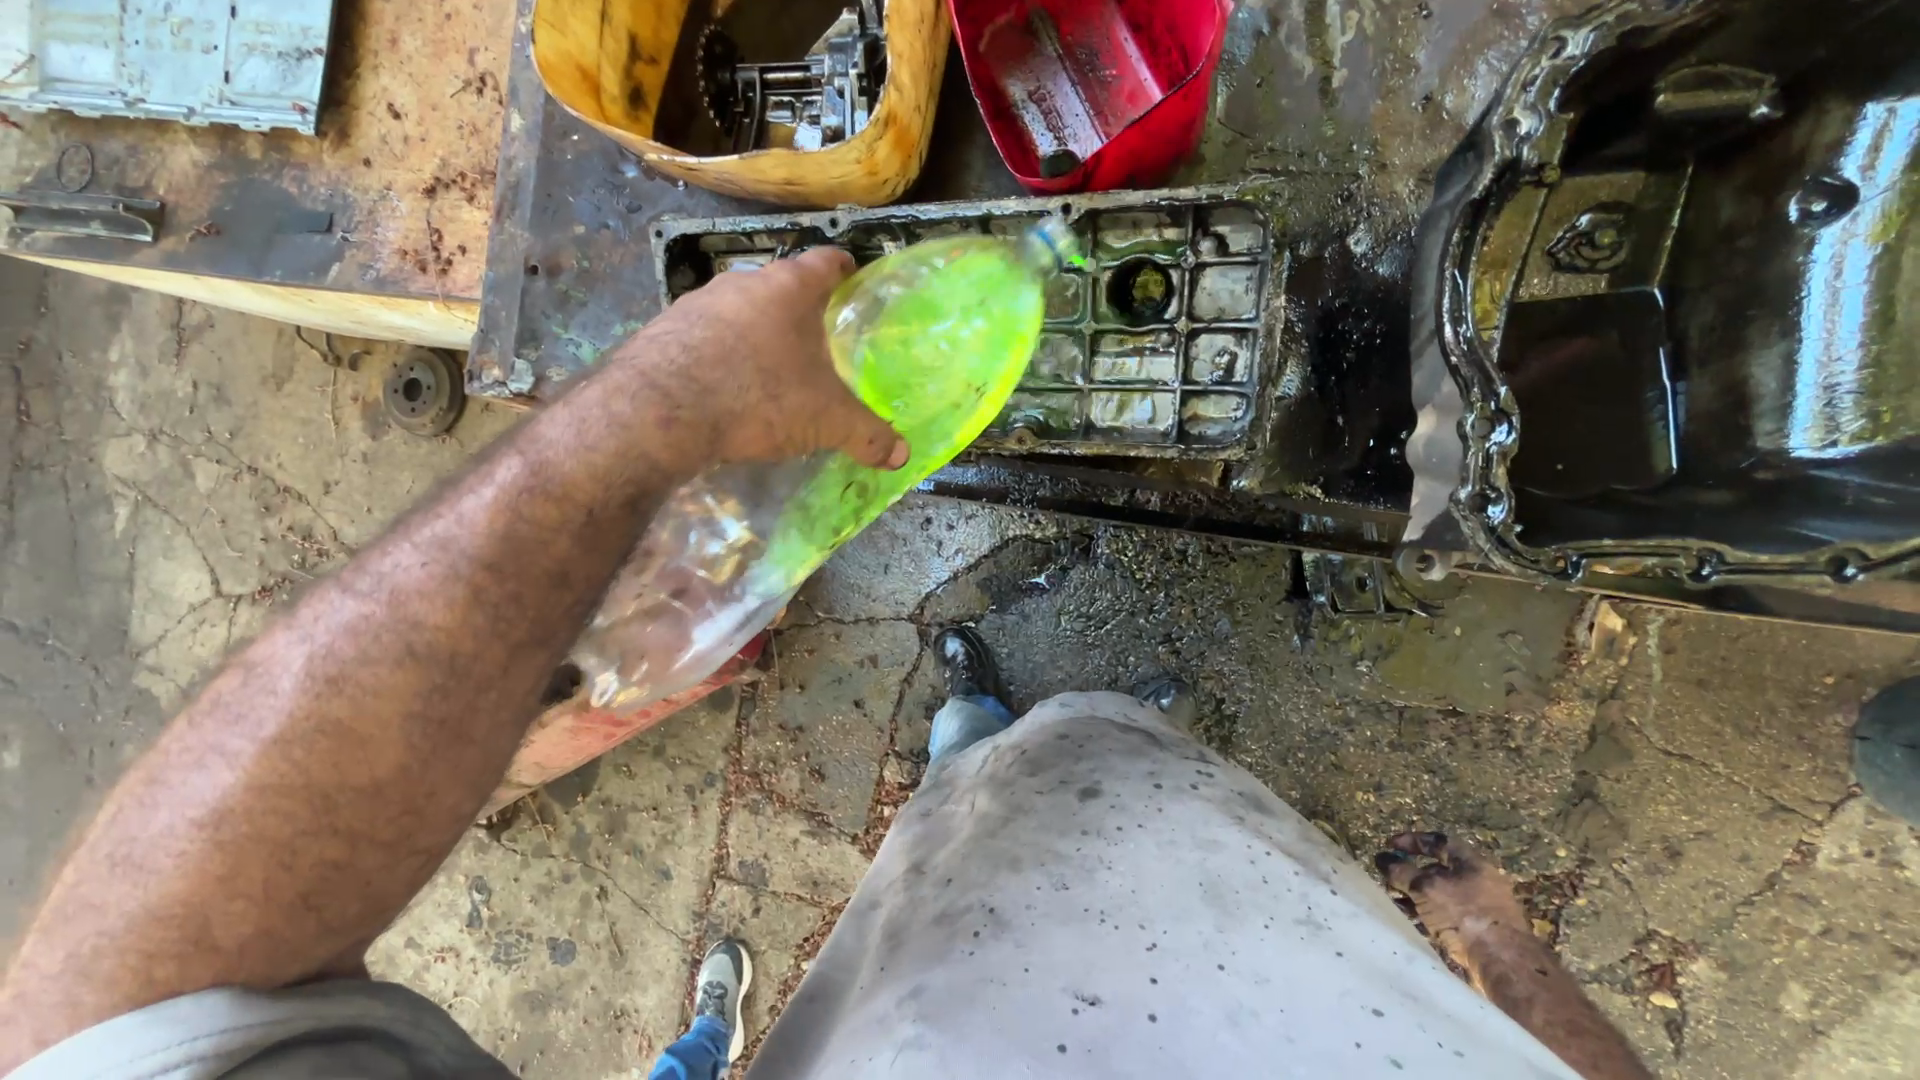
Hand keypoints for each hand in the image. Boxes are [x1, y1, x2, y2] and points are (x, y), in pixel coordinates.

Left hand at [608, 247, 908, 469]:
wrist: (660, 412)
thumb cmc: (759, 398)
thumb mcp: (825, 421)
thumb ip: (867, 434)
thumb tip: (901, 455)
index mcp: (789, 288)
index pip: (827, 262)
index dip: (844, 270)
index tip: (852, 278)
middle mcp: (742, 282)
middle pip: (780, 287)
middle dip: (798, 312)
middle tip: (816, 342)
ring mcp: (696, 303)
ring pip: (738, 311)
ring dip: (755, 333)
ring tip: (768, 371)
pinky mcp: (663, 330)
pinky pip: (704, 337)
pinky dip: (719, 355)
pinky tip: (723, 389)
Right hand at [1376, 831, 1532, 982]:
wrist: (1503, 963)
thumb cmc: (1463, 915)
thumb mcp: (1426, 888)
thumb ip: (1402, 872)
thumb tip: (1382, 859)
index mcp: (1473, 865)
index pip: (1440, 842)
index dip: (1413, 841)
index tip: (1390, 845)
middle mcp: (1481, 883)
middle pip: (1440, 871)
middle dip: (1412, 874)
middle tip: (1390, 878)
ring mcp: (1483, 910)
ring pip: (1442, 896)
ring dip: (1418, 897)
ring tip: (1395, 903)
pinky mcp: (1481, 933)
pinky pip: (1448, 917)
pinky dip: (1429, 916)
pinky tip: (1413, 923)